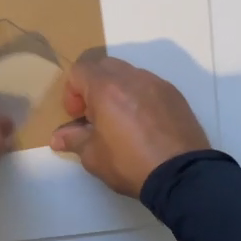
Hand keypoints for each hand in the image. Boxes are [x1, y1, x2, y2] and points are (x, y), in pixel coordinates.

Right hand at [49, 56, 208, 196]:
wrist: (182, 175)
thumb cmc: (130, 163)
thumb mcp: (93, 156)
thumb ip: (74, 140)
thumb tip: (58, 138)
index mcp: (106, 89)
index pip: (79, 70)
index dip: (71, 92)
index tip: (77, 116)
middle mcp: (132, 78)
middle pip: (104, 66)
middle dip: (93, 86)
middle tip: (95, 115)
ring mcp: (157, 84)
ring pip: (129, 74)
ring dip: (117, 90)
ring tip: (121, 120)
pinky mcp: (175, 95)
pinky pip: (149, 86)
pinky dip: (139, 97)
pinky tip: (143, 124)